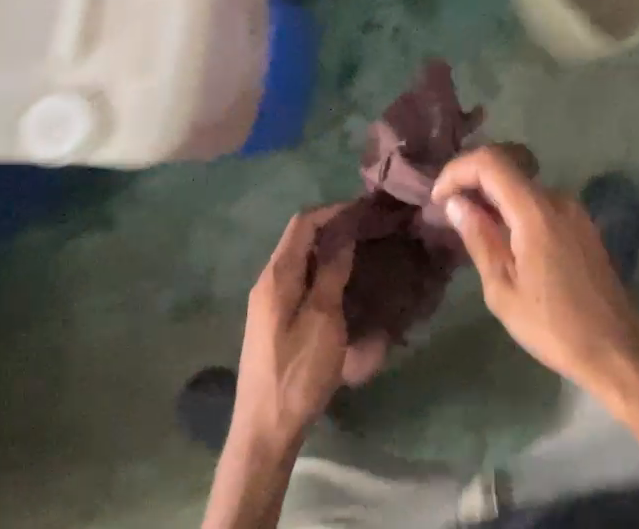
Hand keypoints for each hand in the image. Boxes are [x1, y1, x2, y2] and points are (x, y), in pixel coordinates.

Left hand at [230, 205, 355, 448]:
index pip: (303, 223)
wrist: (265, 428)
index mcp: (276, 275)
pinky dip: (324, 271)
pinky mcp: (275, 321)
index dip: (335, 210)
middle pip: (301, 238)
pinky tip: (347, 283)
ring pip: (301, 260)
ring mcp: (269, 302)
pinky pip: (301, 280)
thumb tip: (344, 232)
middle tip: (373, 229)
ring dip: (331, 250)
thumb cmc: (297, 372)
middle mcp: (268, 281)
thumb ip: (330, 271)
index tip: (369, 211)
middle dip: (335, 227)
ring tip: (366, 251)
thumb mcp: (322, 319)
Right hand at [432, 147, 638, 398]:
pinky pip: (539, 203)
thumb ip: (479, 238)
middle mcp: (557, 198)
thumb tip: (456, 203)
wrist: (616, 348)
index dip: (457, 171)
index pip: (490, 161)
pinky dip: (513, 209)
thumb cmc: (553, 325)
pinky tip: (502, 240)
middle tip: (448, 212)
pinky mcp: (581, 224)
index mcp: (535, 210)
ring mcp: (573, 210)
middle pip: (507, 167)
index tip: (438, 199)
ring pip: (522, 186)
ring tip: (469, 229)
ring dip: (492, 197)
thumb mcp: (503, 289)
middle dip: (471, 181)